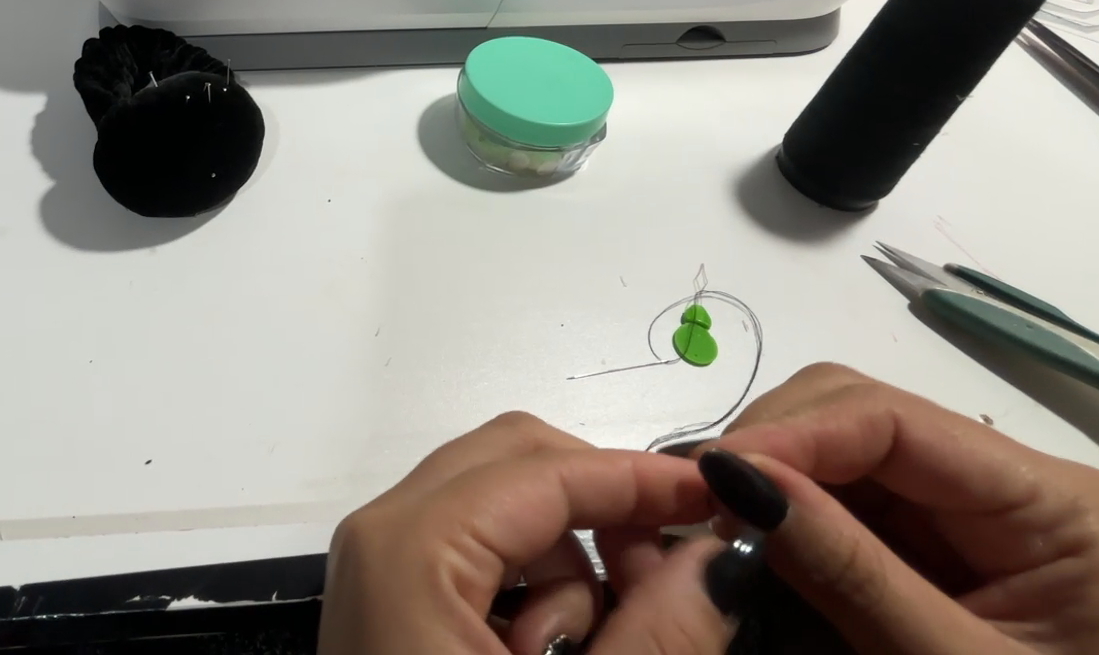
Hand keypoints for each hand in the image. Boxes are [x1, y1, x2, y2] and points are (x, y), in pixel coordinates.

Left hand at [319, 412, 763, 654]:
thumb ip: (663, 634)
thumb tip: (721, 556)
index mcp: (410, 546)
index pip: (540, 470)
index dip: (635, 474)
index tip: (716, 495)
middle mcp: (381, 531)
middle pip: (511, 462)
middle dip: (598, 507)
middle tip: (663, 581)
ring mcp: (377, 560)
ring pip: (497, 502)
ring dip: (566, 559)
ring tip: (589, 652)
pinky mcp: (387, 593)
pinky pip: (475, 547)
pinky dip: (530, 584)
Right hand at [700, 363, 1098, 654]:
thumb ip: (852, 573)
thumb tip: (733, 478)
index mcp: (1050, 499)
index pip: (890, 418)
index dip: (791, 431)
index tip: (711, 471)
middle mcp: (1005, 477)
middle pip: (856, 408)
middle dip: (775, 441)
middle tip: (710, 497)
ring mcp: (968, 503)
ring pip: (837, 439)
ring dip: (774, 467)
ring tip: (729, 516)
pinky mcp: (936, 533)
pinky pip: (843, 488)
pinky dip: (792, 498)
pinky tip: (763, 526)